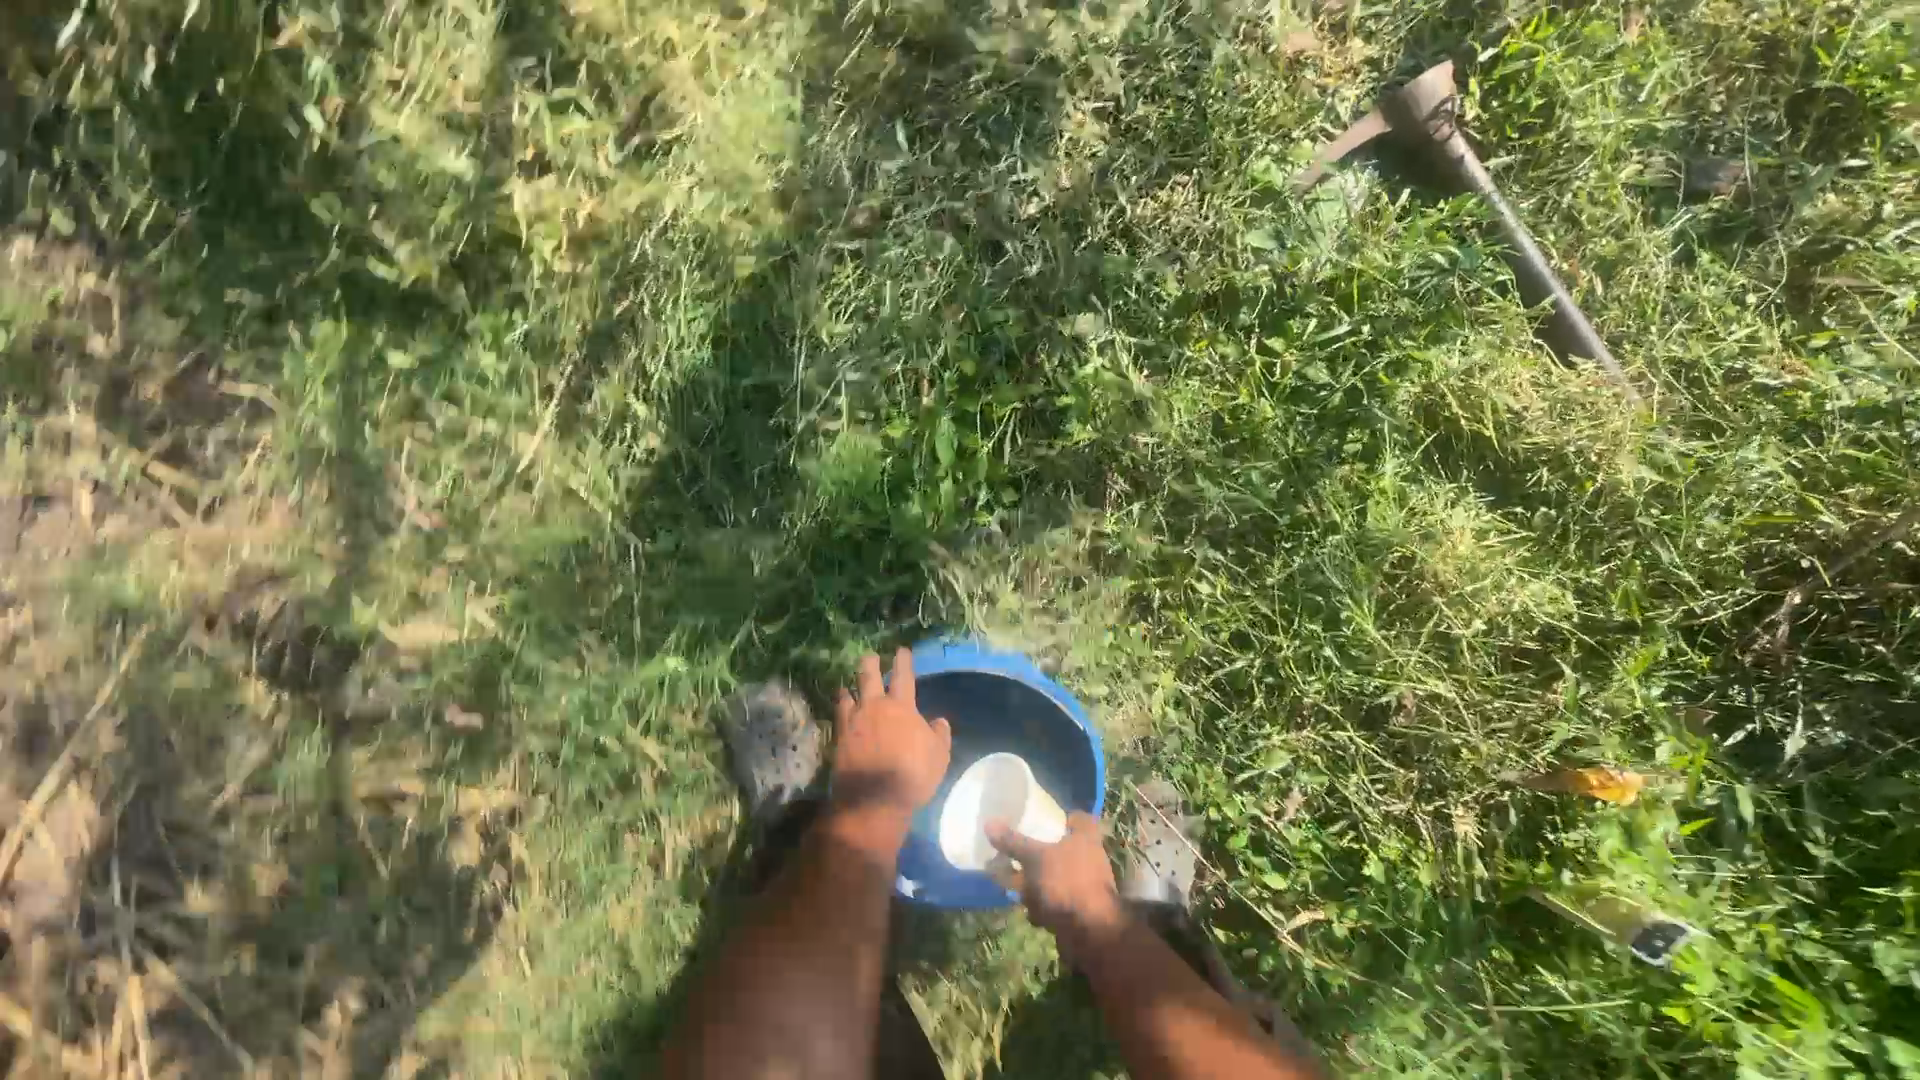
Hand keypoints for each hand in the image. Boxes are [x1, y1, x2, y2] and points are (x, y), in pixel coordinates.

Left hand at [831, 649, 951, 821]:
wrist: (874, 798)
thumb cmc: (913, 775)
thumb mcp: (939, 756)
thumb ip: (939, 735)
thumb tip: (939, 721)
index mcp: (902, 708)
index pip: (903, 677)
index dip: (903, 662)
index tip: (901, 650)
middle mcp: (875, 708)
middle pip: (869, 678)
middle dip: (870, 664)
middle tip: (870, 656)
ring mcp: (854, 721)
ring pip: (850, 694)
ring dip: (850, 686)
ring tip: (848, 684)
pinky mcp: (839, 737)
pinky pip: (838, 714)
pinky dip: (840, 706)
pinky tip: (840, 706)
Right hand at [987, 812, 1127, 950]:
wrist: (1090, 931)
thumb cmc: (1066, 882)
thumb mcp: (1034, 857)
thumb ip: (1013, 841)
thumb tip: (989, 823)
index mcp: (1086, 837)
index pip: (1077, 817)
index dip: (1060, 817)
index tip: (1038, 820)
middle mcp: (1089, 858)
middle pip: (1060, 850)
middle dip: (1036, 856)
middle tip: (1014, 857)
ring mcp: (1085, 885)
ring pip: (1054, 878)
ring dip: (1035, 885)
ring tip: (1014, 888)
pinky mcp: (1079, 909)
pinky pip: (1055, 901)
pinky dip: (1042, 906)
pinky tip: (1031, 912)